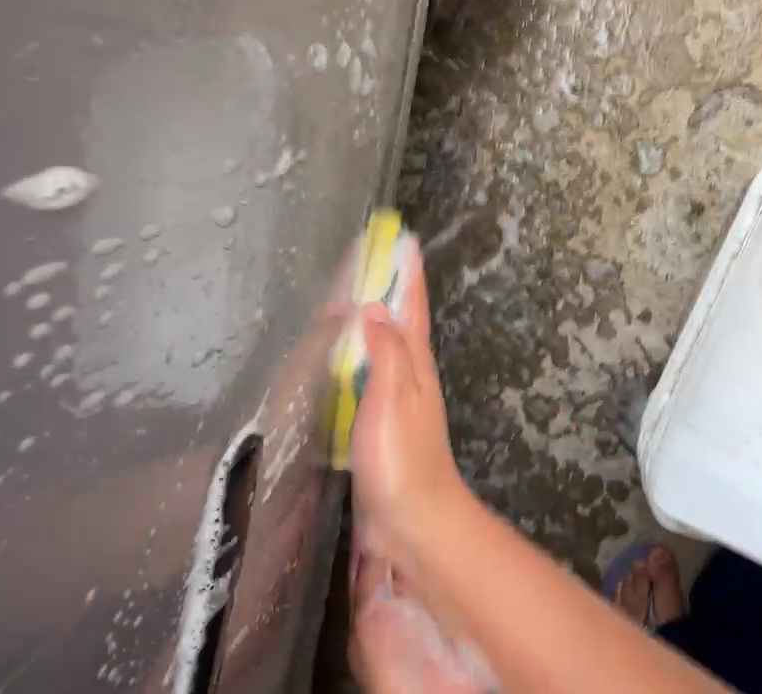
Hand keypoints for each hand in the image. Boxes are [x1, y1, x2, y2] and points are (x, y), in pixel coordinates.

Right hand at [349, 238, 468, 559]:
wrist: (415, 522)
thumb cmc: (402, 459)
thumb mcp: (393, 397)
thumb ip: (385, 351)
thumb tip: (374, 305)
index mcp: (416, 363)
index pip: (412, 307)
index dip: (408, 274)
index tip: (403, 239)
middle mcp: (412, 375)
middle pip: (401, 321)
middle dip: (390, 287)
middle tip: (370, 258)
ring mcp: (399, 400)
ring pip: (385, 345)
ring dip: (374, 318)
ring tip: (352, 297)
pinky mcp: (383, 424)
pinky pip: (370, 373)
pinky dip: (359, 353)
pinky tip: (345, 359)